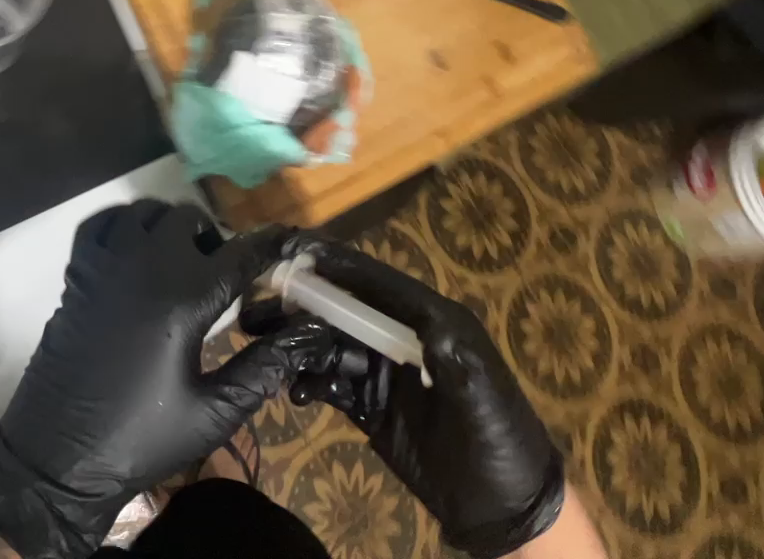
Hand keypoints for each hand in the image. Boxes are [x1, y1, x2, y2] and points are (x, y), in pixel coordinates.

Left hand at [0, 200, 329, 558]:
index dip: (270, 244)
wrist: (58, 456)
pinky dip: (122, 225)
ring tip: (177, 260)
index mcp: (186, 299)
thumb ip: (262, 368)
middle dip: (212, 237)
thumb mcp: (213, 414)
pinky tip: (133, 252)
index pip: (241, 254)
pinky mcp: (77, 273)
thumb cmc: (140, 439)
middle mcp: (146, 267)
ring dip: (168, 226)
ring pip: (146, 212)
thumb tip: (306, 336)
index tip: (288, 239)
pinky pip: (101, 224)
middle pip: (189, 219)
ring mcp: (106, 264)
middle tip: (219, 271)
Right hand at [244, 238, 565, 558]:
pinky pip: (332, 383)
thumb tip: (433, 324)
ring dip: (300, 343)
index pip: (381, 286)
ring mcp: (384, 370)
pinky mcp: (370, 404)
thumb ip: (458, 364)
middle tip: (260, 303)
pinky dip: (310, 382)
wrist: (503, 510)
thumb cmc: (501, 444)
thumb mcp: (485, 403)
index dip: (342, 267)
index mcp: (433, 323)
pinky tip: (295, 392)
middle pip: (348, 310)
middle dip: (306, 303)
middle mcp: (403, 337)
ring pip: (333, 344)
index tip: (299, 252)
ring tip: (263, 345)